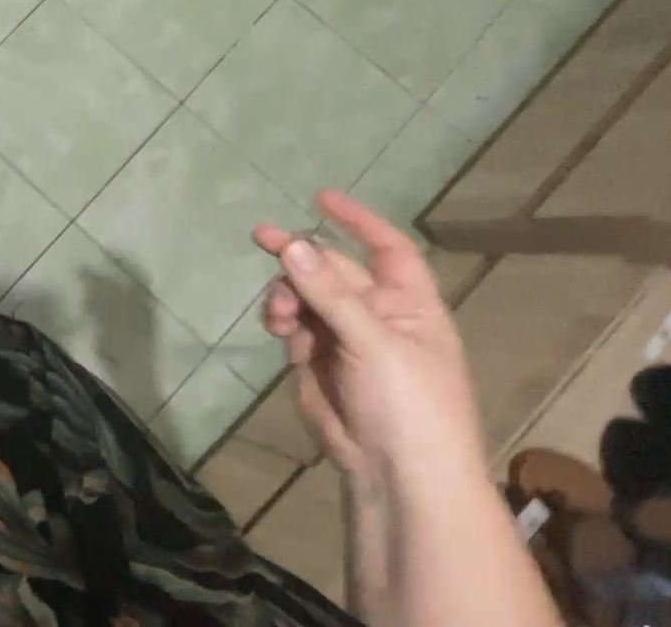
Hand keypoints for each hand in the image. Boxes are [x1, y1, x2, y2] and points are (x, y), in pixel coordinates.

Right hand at [252, 190, 482, 493]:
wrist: (394, 472)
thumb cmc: (408, 404)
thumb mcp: (372, 343)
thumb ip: (328, 294)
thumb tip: (290, 244)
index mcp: (410, 307)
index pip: (388, 250)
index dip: (359, 222)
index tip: (320, 198)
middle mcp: (378, 315)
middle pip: (332, 269)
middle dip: (299, 256)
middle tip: (260, 237)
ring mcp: (345, 337)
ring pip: (304, 295)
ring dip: (286, 297)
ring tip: (280, 319)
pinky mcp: (316, 358)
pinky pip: (293, 323)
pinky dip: (283, 323)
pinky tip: (281, 335)